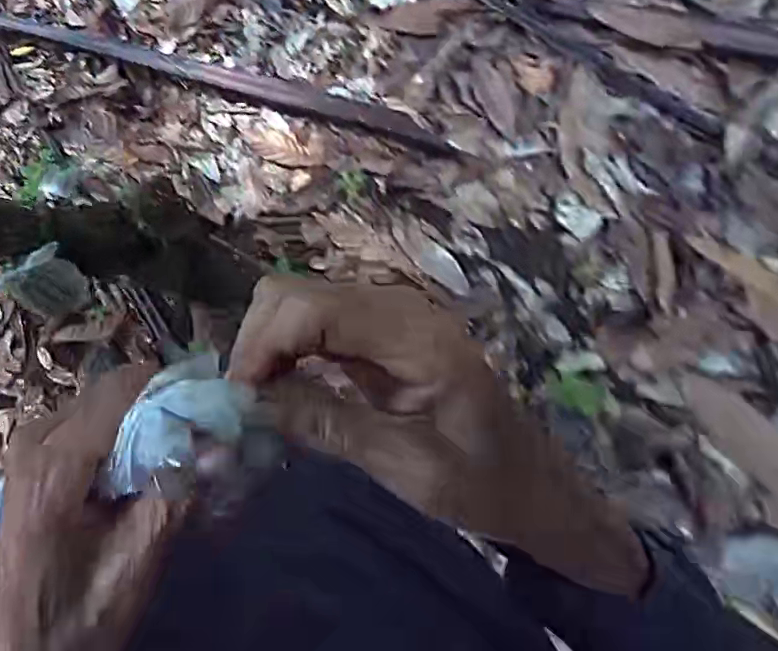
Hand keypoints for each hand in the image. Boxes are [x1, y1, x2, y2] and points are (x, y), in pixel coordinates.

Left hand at [0, 365, 185, 650]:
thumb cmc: (71, 618)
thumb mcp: (131, 568)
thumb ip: (173, 500)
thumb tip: (217, 445)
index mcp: (54, 464)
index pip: (119, 391)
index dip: (167, 387)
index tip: (205, 403)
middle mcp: (34, 436)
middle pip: (107, 394)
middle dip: (154, 406)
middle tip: (193, 436)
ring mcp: (27, 441)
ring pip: (96, 404)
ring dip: (134, 421)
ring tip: (163, 457)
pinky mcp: (28, 451)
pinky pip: (81, 421)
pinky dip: (112, 434)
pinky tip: (127, 471)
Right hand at [227, 275, 648, 597]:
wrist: (536, 483)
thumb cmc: (487, 483)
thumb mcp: (410, 469)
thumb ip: (329, 426)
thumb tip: (251, 403)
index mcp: (412, 333)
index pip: (312, 309)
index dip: (263, 344)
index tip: (240, 396)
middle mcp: (391, 304)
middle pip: (292, 293)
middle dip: (255, 341)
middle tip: (243, 400)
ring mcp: (381, 309)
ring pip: (292, 299)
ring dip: (264, 343)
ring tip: (257, 396)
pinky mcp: (371, 324)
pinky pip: (308, 318)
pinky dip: (282, 346)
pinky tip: (280, 384)